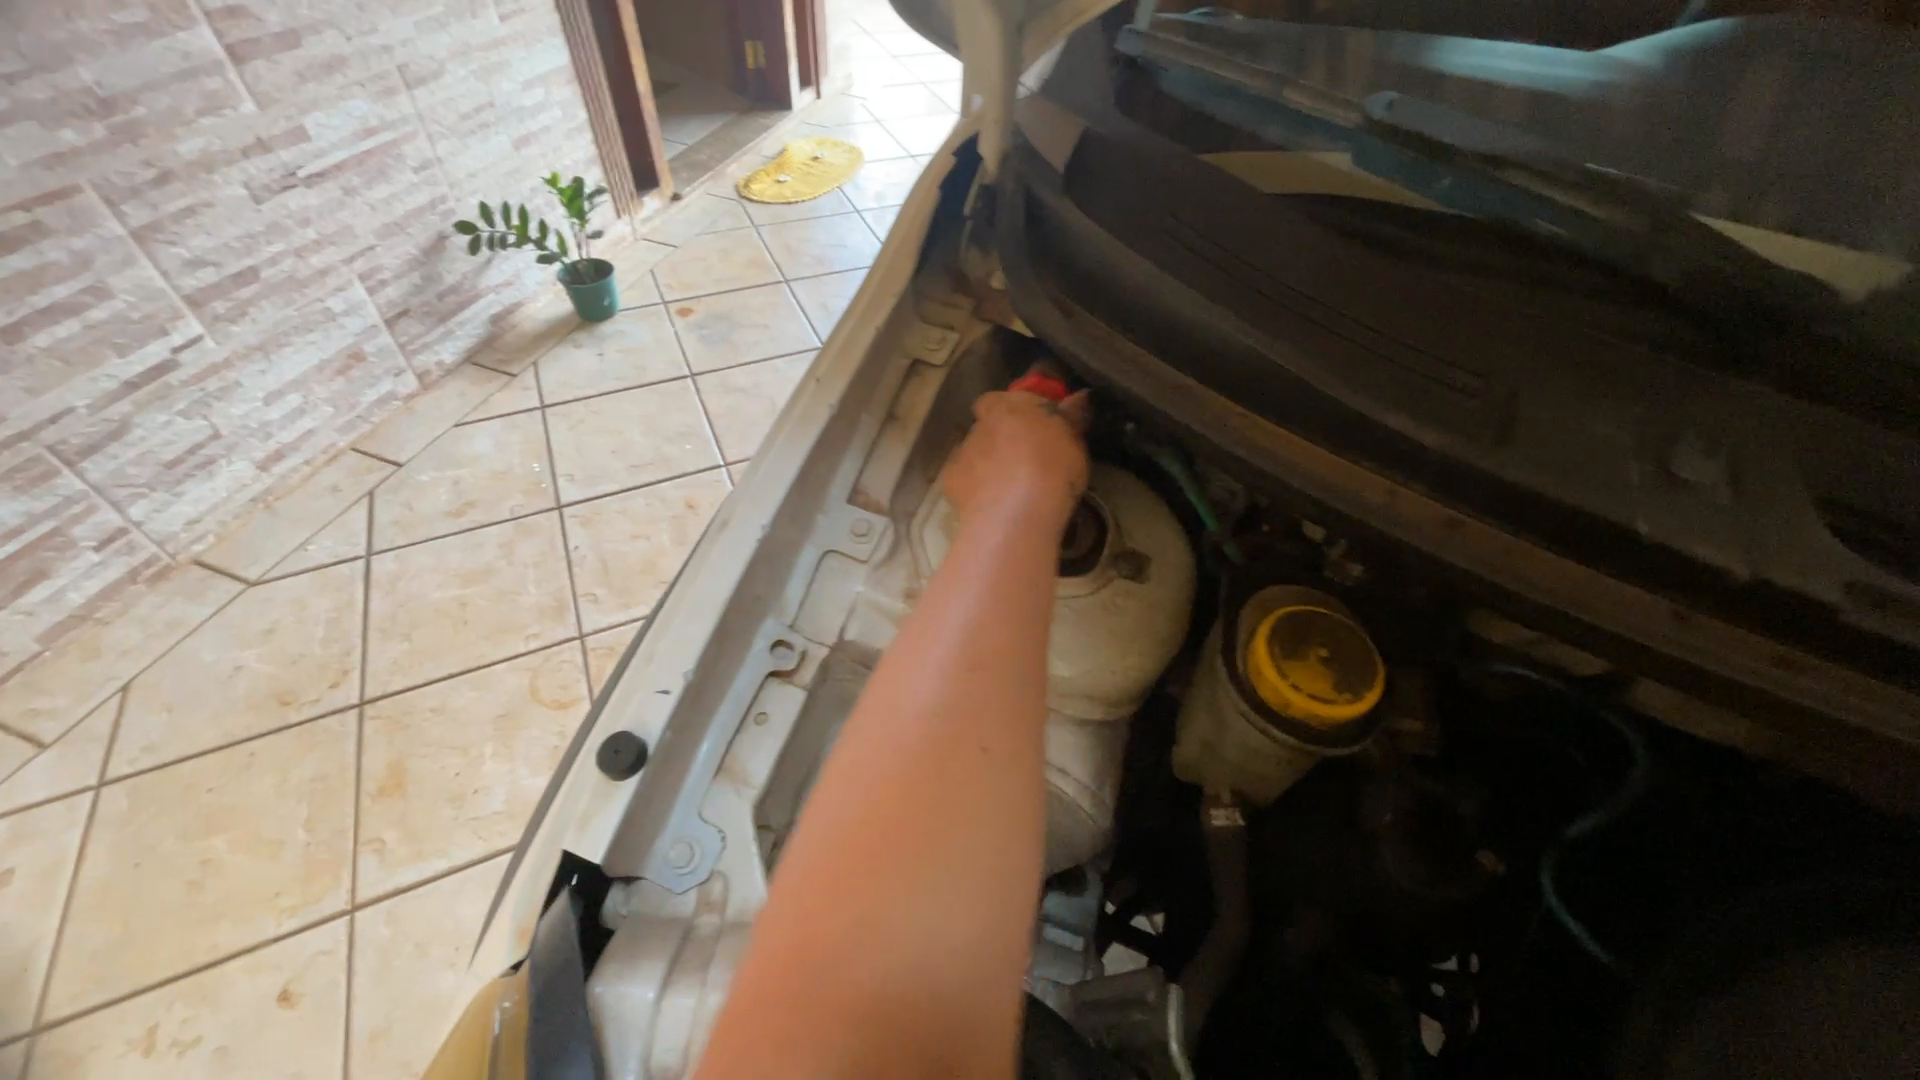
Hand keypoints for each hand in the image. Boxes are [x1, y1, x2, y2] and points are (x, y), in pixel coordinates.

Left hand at [940, 388, 1091, 529]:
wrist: (1018, 512)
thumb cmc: (1054, 468)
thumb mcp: (1075, 441)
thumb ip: (1071, 417)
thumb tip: (1079, 396)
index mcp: (1009, 406)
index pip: (998, 398)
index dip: (1009, 411)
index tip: (1028, 427)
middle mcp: (981, 424)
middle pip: (986, 426)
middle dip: (999, 439)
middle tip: (1021, 460)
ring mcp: (963, 452)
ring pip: (973, 452)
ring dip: (985, 463)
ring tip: (1006, 487)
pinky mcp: (951, 481)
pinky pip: (962, 479)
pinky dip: (972, 487)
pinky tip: (989, 503)